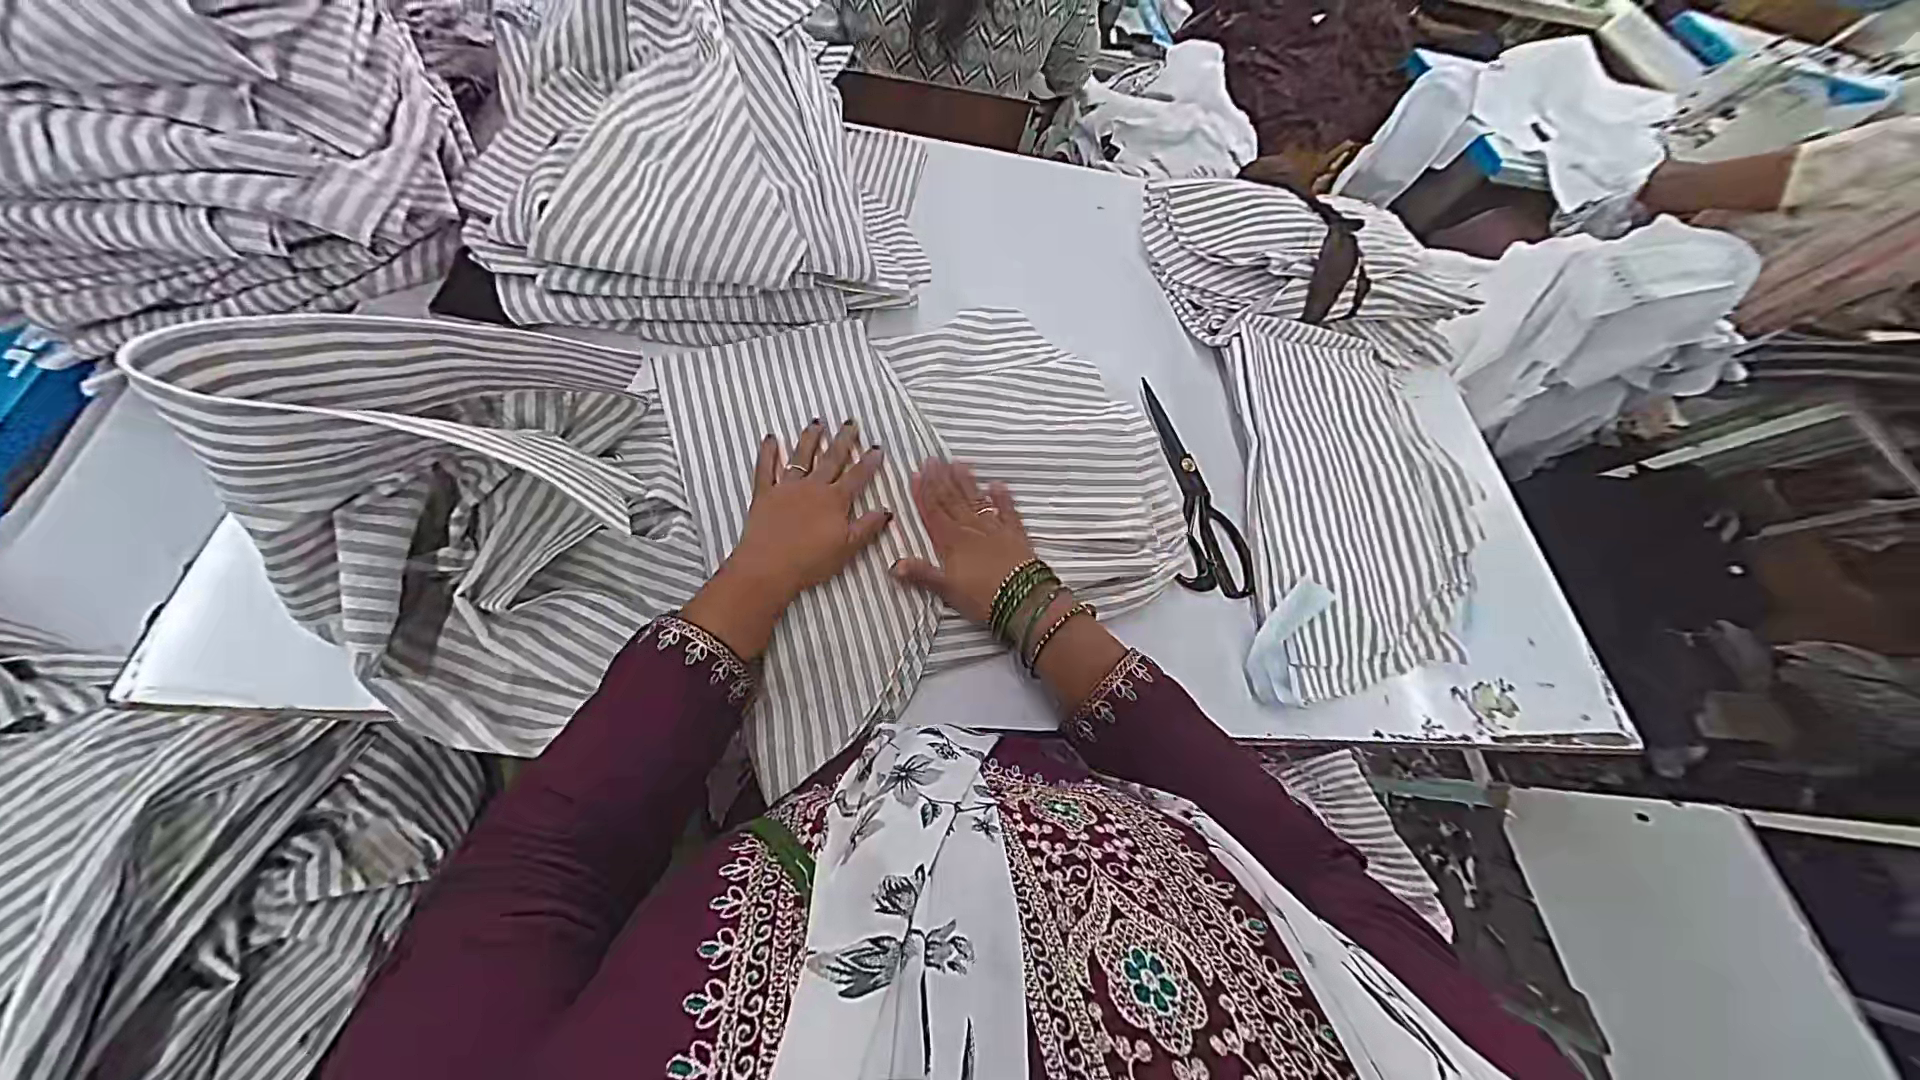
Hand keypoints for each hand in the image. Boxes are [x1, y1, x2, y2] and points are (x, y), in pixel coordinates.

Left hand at [682, 420, 892, 658]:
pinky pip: (766, 468)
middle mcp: (813, 488)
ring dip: (810, 439)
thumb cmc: (810, 561)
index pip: (857, 477)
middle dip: (843, 441)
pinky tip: (771, 438)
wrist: (768, 567)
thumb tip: (885, 511)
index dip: (868, 462)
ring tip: (817, 423)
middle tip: (850, 423)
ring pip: (802, 457)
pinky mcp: (765, 494)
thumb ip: (867, 527)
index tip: (877, 448)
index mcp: (835, 501)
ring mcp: (787, 488)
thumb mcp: (848, 548)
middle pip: (831, 459)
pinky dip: (768, 452)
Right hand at [890, 459, 1035, 624]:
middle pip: (952, 500)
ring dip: (966, 482)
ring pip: (976, 500)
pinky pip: (1007, 510)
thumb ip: (922, 574)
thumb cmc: (983, 598)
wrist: (1024, 600)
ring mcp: (995, 529)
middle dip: (940, 479)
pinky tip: (997, 485)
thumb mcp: (947, 590)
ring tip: (958, 463)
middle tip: (933, 459)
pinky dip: (1002, 497)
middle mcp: (971, 529)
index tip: (917, 474)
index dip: (923, 492)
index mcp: (952, 541)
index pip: (933, 511)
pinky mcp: (1016, 534)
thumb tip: (894, 565)